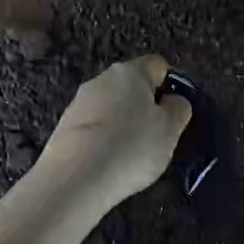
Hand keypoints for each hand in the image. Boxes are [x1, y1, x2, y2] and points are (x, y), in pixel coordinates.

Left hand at [38, 55, 192, 203]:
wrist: (76, 178)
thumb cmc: (132, 147)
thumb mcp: (170, 129)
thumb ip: (178, 108)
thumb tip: (173, 100)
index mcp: (130, 71)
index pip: (158, 65)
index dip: (172, 84)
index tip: (176, 112)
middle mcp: (101, 79)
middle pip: (132, 85)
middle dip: (146, 106)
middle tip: (157, 136)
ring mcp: (79, 102)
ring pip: (112, 106)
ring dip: (124, 123)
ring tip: (131, 153)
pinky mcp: (65, 126)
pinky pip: (95, 126)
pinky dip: (105, 138)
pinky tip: (108, 160)